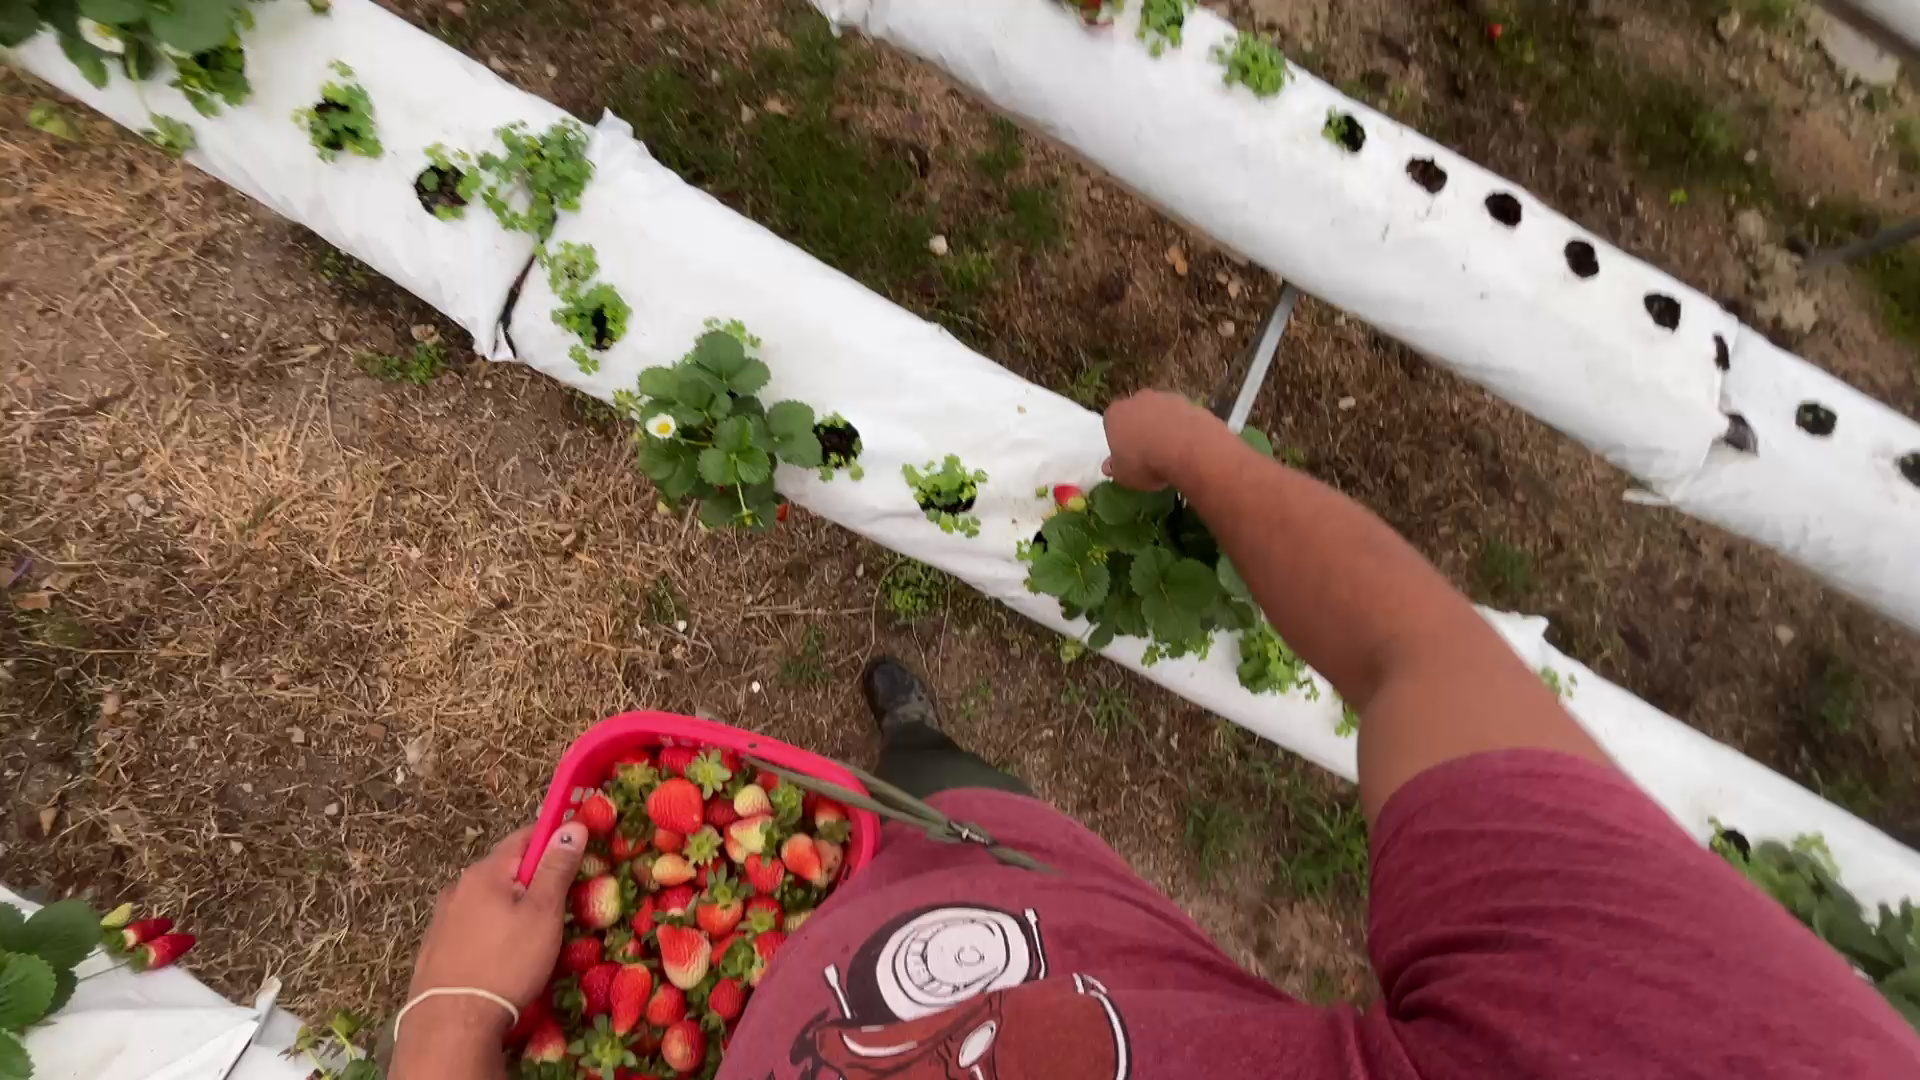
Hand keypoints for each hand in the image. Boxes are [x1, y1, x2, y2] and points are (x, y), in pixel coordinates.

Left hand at [401, 823, 586, 1041]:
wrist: (450, 1030)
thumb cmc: (507, 962)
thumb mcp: (544, 911)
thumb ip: (558, 865)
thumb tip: (573, 825)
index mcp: (486, 872)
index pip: (526, 835)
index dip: (555, 840)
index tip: (577, 855)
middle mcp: (458, 887)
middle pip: (507, 868)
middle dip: (535, 877)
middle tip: (560, 902)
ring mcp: (442, 919)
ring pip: (489, 898)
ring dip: (513, 905)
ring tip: (533, 934)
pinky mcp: (434, 949)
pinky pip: (473, 924)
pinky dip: (492, 928)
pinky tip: (503, 954)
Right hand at [1102, 390, 1214, 490]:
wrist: (1187, 449)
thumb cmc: (1144, 463)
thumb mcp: (1123, 475)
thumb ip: (1115, 468)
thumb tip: (1110, 466)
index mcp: (1115, 414)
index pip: (1112, 423)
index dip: (1118, 439)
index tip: (1126, 454)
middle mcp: (1138, 400)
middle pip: (1136, 413)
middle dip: (1140, 429)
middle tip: (1147, 452)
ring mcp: (1165, 398)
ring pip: (1160, 413)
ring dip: (1163, 427)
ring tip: (1170, 452)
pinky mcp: (1188, 402)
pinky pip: (1181, 417)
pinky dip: (1182, 428)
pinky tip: (1187, 446)